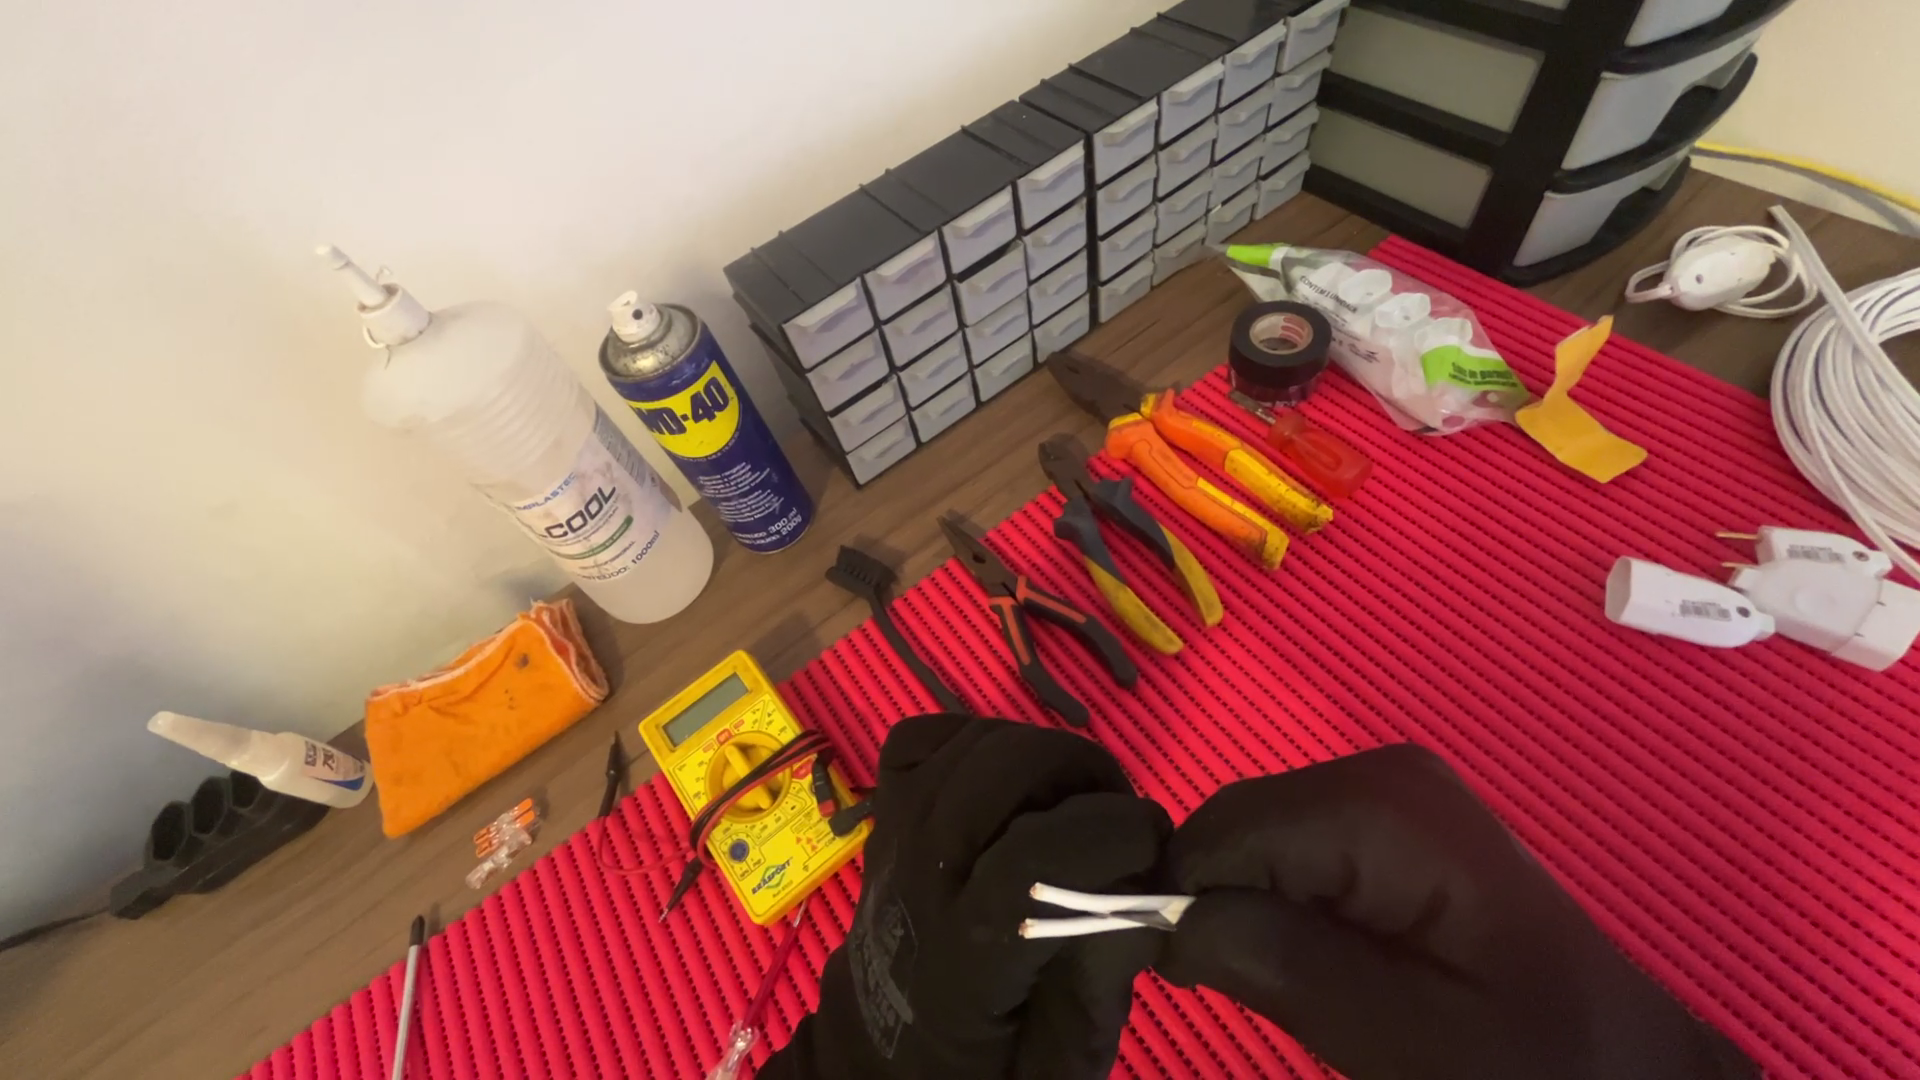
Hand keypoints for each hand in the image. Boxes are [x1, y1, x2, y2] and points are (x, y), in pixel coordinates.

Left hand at [763, 715, 1170, 1079]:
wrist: (882, 1050)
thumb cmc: (982, 1061)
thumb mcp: (1059, 1058)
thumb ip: (1103, 978)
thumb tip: (1146, 889)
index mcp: (967, 952)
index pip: (1035, 856)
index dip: (1111, 832)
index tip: (1154, 842)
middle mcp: (922, 872)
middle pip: (1006, 767)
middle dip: (1085, 772)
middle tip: (1116, 815)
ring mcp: (896, 825)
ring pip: (979, 738)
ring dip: (1044, 753)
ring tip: (1071, 797)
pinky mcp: (886, 802)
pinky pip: (930, 732)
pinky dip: (975, 738)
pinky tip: (1004, 783)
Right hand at [1158, 744, 1758, 1079]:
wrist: (1627, 1068)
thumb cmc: (1530, 1065)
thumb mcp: (1407, 1041)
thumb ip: (1282, 965)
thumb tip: (1167, 921)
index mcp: (1379, 804)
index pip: (1226, 832)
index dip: (1191, 900)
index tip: (1195, 975)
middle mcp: (1371, 769)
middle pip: (1233, 823)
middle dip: (1220, 901)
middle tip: (1254, 985)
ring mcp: (1376, 784)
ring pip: (1248, 833)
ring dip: (1246, 903)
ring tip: (1297, 973)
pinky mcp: (1376, 812)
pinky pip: (1282, 843)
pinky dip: (1273, 895)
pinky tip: (1316, 944)